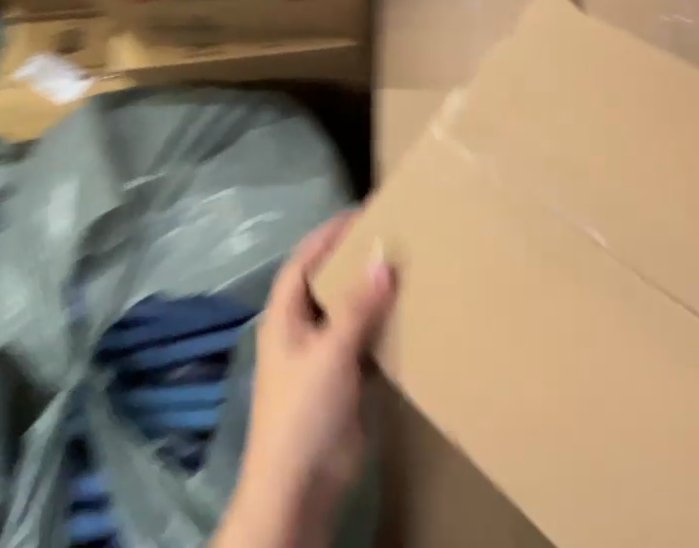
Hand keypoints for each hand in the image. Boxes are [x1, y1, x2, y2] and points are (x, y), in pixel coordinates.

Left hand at [226, 213, 394, 547]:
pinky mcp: (347, 382)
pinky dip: (387, 327)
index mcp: (285, 319)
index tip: (360, 212)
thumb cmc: (304, 411)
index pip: (302, 264)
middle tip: (394, 235)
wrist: (300, 486)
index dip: (326, 236)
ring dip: (374, 294)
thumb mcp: (330, 352)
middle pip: (329, 286)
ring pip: (351, 314)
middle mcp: (303, 333)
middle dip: (355, 261)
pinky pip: (368, 343)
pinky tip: (413, 315)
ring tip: (410, 267)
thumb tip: (382, 256)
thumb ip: (357, 306)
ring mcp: (324, 359)